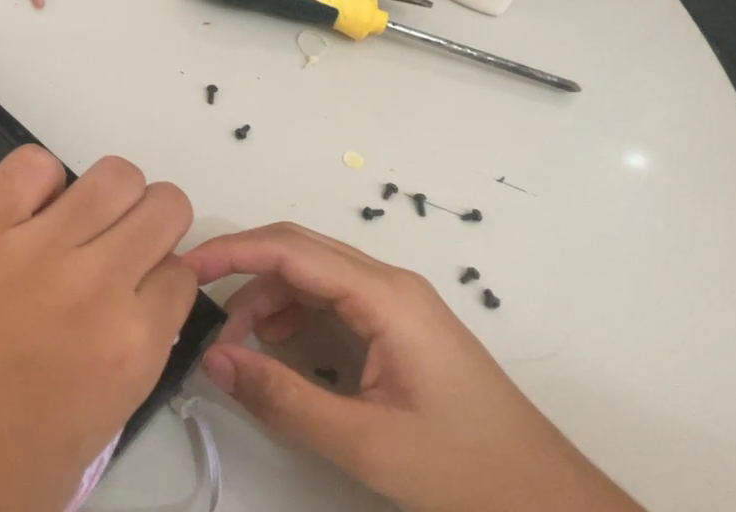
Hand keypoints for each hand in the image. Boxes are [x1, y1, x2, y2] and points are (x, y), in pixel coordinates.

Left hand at [0, 145, 198, 511]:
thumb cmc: (5, 464)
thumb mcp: (102, 422)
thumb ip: (131, 353)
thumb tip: (135, 306)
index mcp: (133, 345)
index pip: (182, 272)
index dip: (161, 277)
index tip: (138, 285)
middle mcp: (98, 282)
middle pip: (165, 205)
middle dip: (151, 223)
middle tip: (116, 244)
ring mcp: (38, 245)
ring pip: (114, 175)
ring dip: (108, 195)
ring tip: (77, 221)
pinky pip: (32, 164)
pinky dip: (39, 179)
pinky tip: (27, 209)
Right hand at [184, 223, 641, 511]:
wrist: (551, 502)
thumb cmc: (464, 468)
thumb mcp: (365, 441)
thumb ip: (283, 398)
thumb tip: (213, 360)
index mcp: (385, 296)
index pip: (291, 249)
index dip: (232, 251)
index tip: (184, 267)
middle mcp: (389, 284)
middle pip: (300, 250)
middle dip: (245, 270)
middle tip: (201, 305)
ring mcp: (397, 303)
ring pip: (314, 275)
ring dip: (268, 298)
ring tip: (239, 345)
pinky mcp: (400, 326)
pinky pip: (333, 299)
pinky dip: (294, 315)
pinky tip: (279, 349)